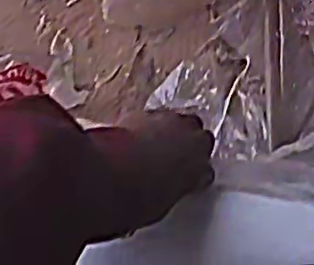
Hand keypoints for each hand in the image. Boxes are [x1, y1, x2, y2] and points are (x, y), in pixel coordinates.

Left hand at [87, 112, 214, 235]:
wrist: (108, 174)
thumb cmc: (136, 198)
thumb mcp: (164, 203)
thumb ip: (175, 188)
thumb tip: (169, 187)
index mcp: (198, 164)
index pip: (206, 168)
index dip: (196, 174)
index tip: (188, 180)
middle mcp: (190, 134)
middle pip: (198, 134)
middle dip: (189, 143)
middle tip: (175, 160)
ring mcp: (168, 118)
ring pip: (178, 121)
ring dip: (171, 131)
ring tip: (156, 149)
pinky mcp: (146, 111)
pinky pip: (155, 117)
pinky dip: (150, 127)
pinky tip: (139, 140)